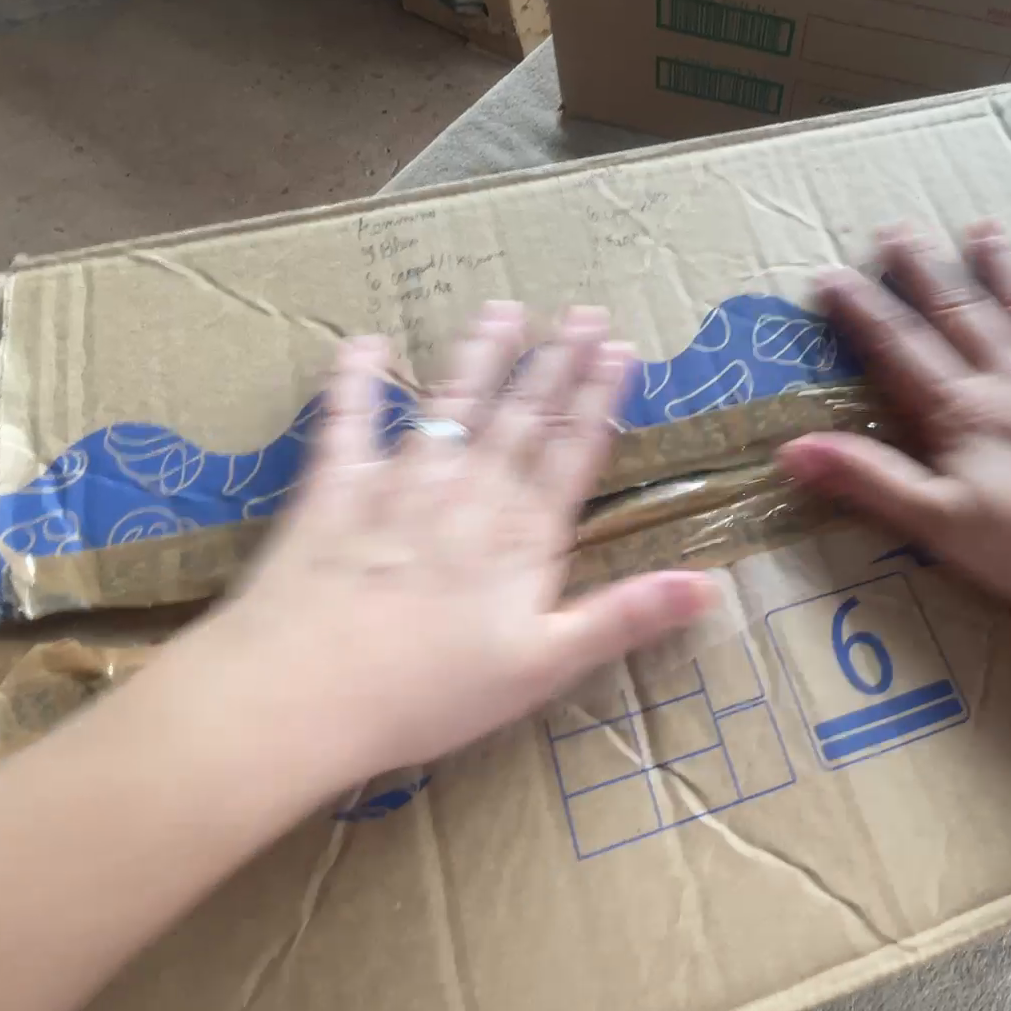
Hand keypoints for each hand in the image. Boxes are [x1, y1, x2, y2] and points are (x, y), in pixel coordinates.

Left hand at [186, 302, 718, 793]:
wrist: (300, 700)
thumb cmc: (432, 692)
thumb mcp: (546, 665)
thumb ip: (625, 616)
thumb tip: (710, 585)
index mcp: (522, 536)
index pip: (573, 452)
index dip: (600, 399)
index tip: (622, 350)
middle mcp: (468, 495)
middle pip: (522, 418)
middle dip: (557, 363)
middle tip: (584, 312)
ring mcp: (398, 487)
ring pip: (451, 409)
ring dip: (481, 359)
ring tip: (506, 311)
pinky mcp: (333, 494)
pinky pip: (346, 426)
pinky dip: (354, 384)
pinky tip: (362, 343)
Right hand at [777, 225, 1010, 628]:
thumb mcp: (939, 525)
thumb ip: (869, 479)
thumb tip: (791, 448)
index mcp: (963, 411)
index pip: (899, 350)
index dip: (861, 313)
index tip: (830, 275)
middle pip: (958, 314)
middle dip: (923, 272)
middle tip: (895, 229)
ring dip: (999, 268)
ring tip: (980, 228)